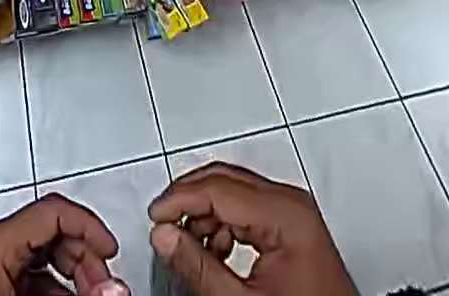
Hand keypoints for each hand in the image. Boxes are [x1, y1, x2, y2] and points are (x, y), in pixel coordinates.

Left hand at [0, 193, 130, 295]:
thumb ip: (79, 291)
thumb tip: (113, 285)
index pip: (54, 210)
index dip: (89, 226)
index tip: (108, 249)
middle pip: (53, 230)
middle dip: (84, 255)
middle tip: (103, 283)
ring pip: (45, 253)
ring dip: (73, 273)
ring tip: (90, 294)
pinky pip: (32, 275)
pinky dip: (56, 288)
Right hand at [148, 162, 357, 295]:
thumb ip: (201, 268)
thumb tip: (166, 236)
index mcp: (284, 213)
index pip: (219, 188)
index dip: (180, 200)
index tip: (155, 217)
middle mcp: (290, 202)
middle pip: (226, 180)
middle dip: (189, 200)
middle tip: (163, 223)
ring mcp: (292, 210)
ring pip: (234, 191)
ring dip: (205, 214)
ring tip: (187, 247)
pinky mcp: (290, 223)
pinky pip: (248, 207)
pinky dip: (224, 224)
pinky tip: (214, 251)